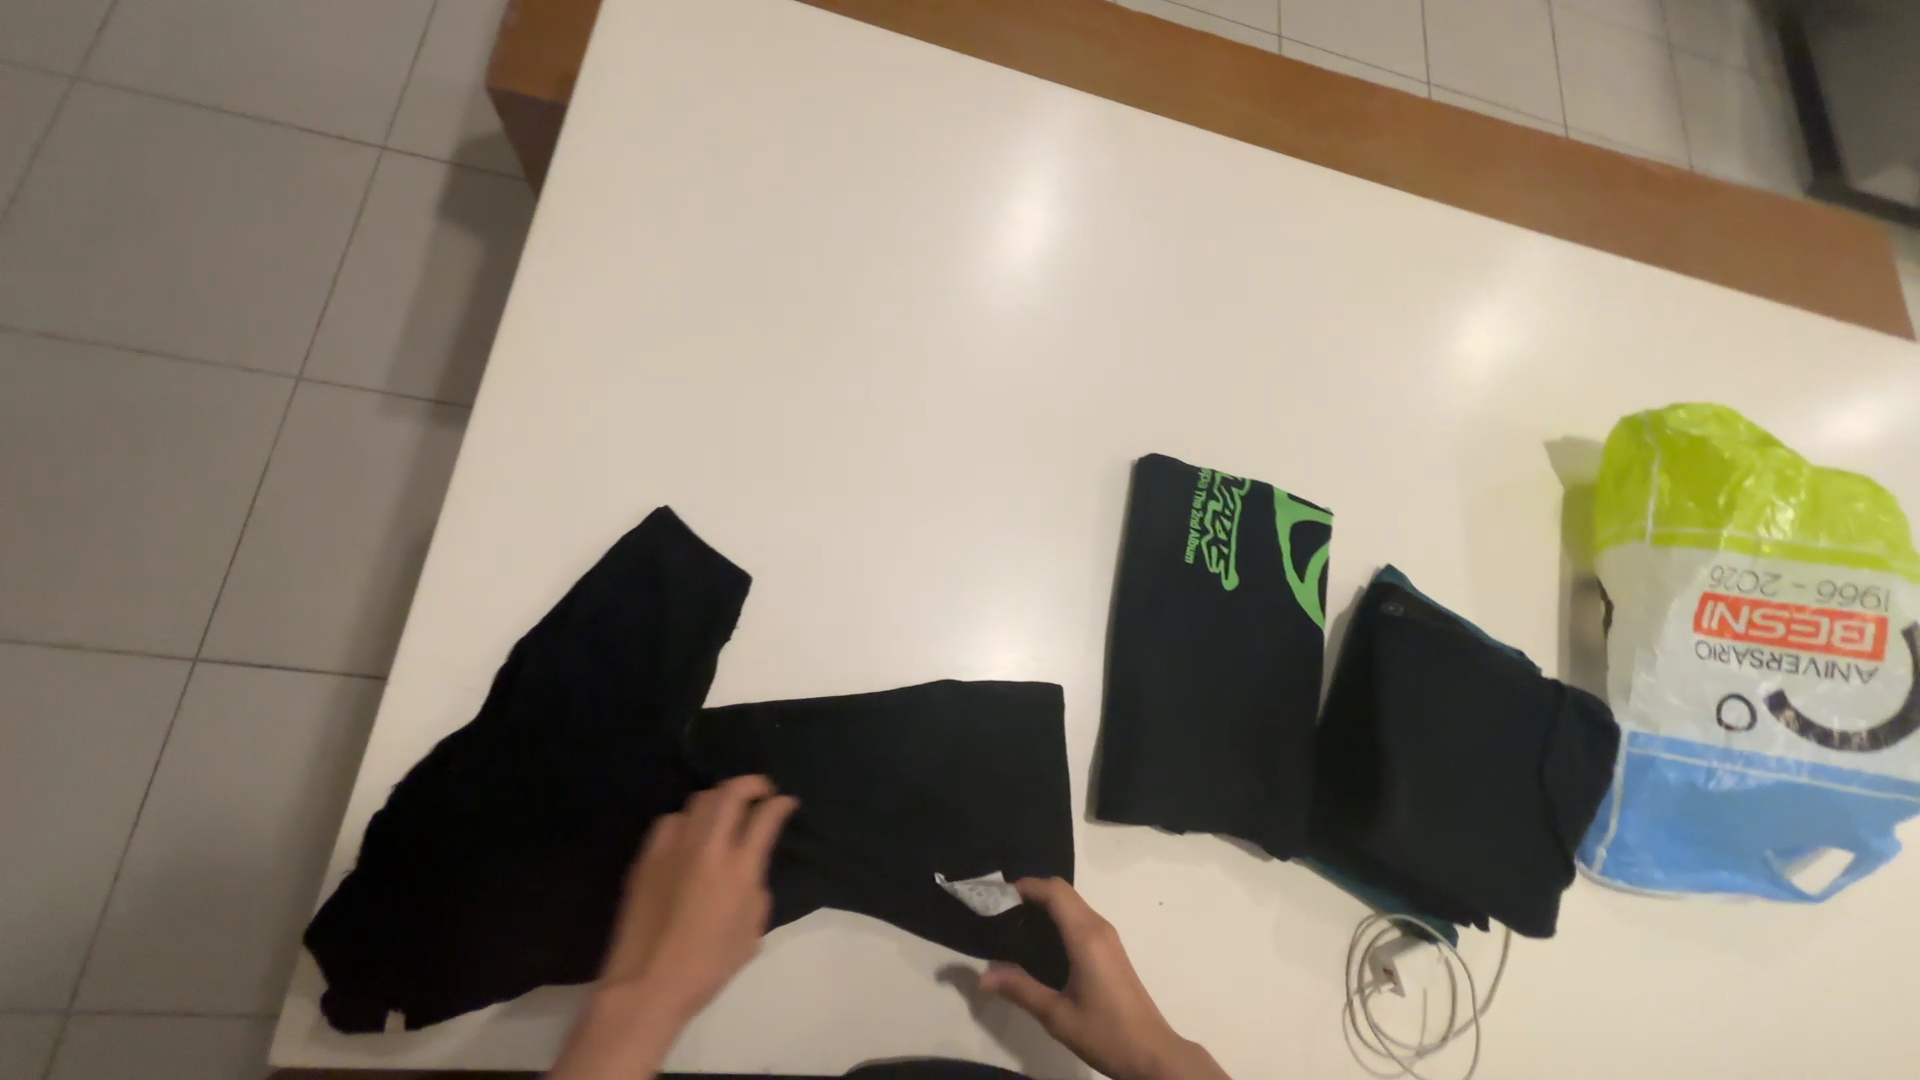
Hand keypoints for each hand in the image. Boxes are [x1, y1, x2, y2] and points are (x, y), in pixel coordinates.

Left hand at [550, 775, 798, 1079]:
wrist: (647, 985)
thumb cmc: (708, 967)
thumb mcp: (752, 932)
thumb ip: (756, 889)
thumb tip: (751, 868)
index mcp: (740, 868)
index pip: (766, 816)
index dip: (781, 804)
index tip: (787, 803)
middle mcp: (709, 847)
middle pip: (732, 793)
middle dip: (752, 784)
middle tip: (761, 790)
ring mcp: (675, 848)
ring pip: (700, 799)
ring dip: (720, 797)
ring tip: (727, 808)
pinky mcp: (648, 857)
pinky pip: (671, 821)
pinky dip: (687, 819)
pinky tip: (690, 832)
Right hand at [981, 878, 1229, 1079]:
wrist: (1154, 1055)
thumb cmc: (1106, 1034)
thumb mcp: (1057, 1016)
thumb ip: (1020, 990)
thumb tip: (983, 976)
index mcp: (1085, 936)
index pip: (1054, 891)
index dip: (1026, 885)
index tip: (998, 896)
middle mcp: (1098, 927)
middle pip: (1063, 891)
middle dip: (1032, 892)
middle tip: (1001, 912)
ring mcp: (1108, 937)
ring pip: (1073, 903)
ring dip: (1045, 904)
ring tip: (1015, 925)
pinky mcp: (1112, 949)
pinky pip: (1081, 917)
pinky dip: (1058, 916)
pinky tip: (1042, 943)